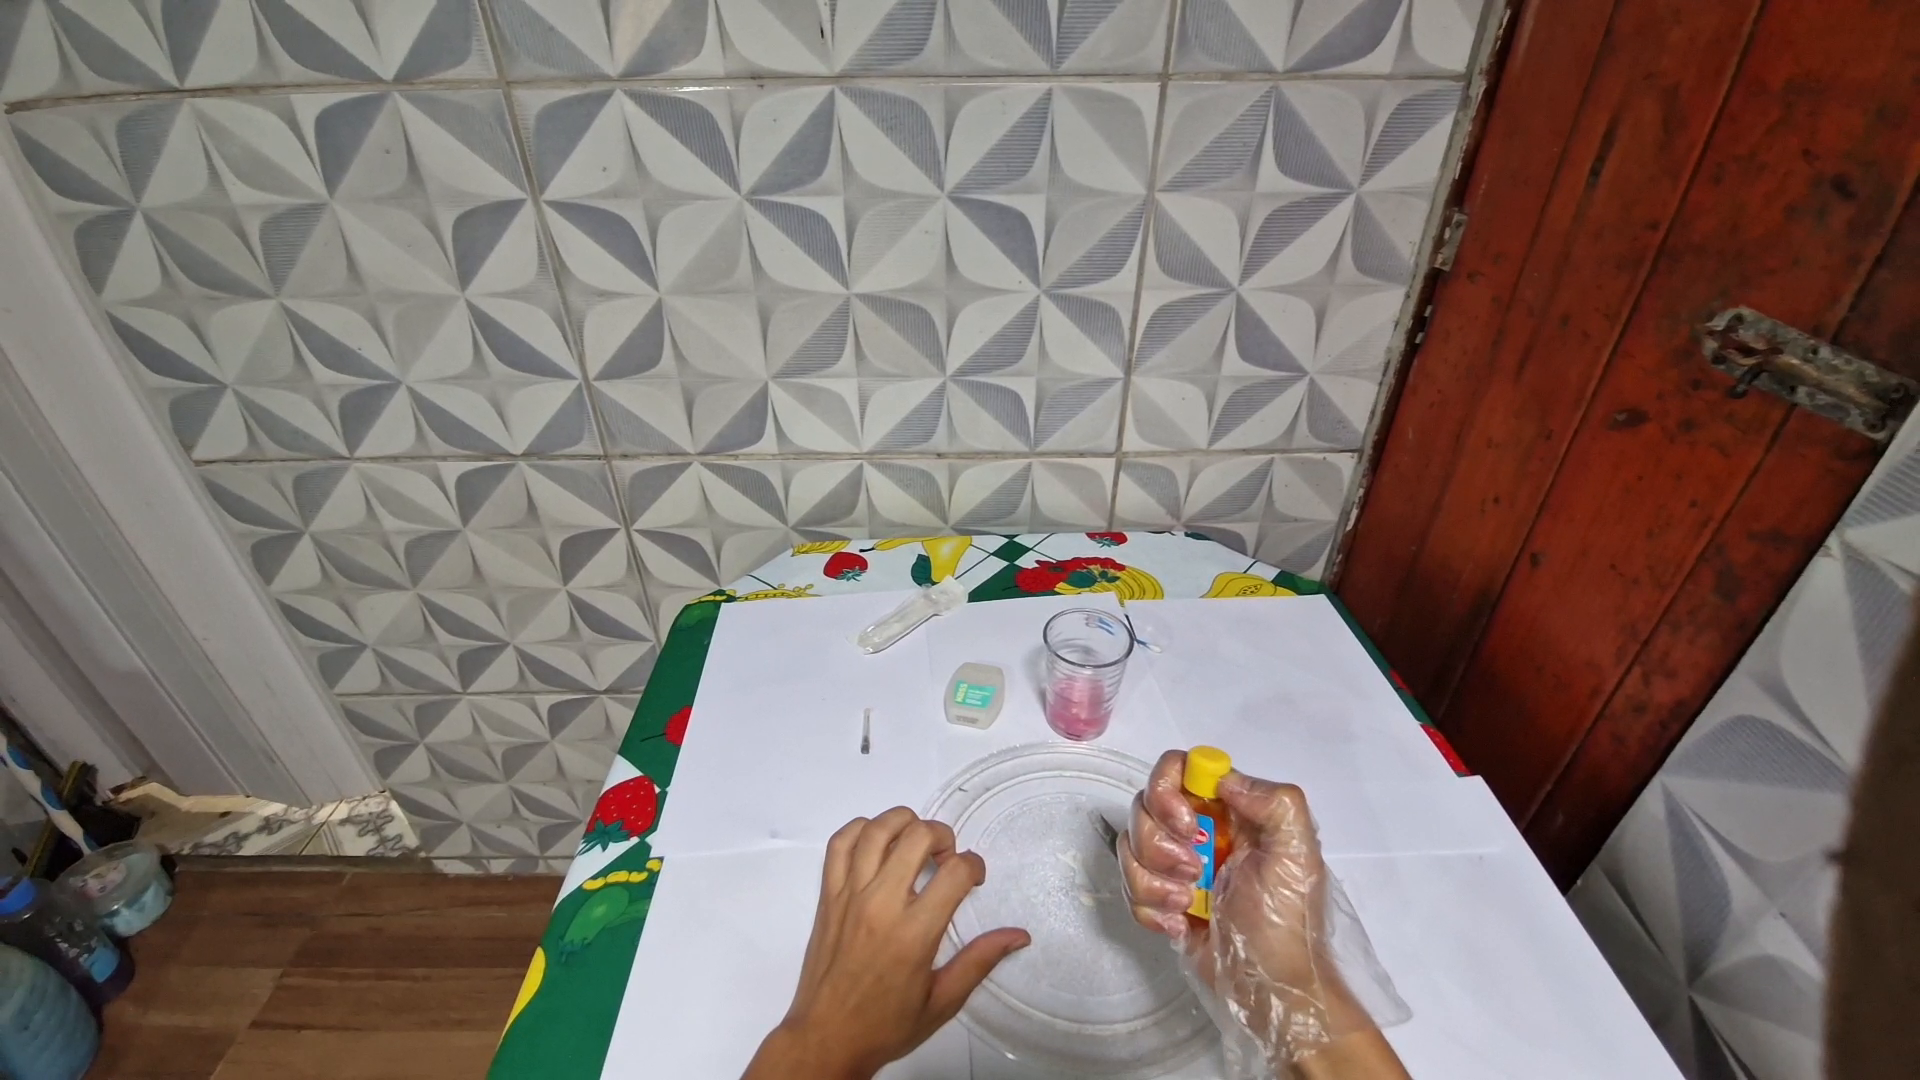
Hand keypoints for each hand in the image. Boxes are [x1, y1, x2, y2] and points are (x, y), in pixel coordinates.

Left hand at [742, 808, 1029, 1079]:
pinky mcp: (828, 894)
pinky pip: (840, 843)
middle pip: (917, 836)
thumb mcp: (942, 1001)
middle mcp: (881, 904)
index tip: (974, 876)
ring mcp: (850, 895)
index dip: (974, 865)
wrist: (826, 1039)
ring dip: (904, 823)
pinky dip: (861, 829)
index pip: (954, 872)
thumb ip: (980, 960)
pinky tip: (877, 842)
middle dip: (943, 835)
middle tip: (946, 857)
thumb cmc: (886, 1024)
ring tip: (915, 841)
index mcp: (914, 933)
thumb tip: (1018, 935)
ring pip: (877, 829)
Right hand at [1119, 751, 1407, 1077]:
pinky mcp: (1157, 896)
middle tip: (1194, 873)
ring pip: (1129, 844)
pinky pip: (1127, 885)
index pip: (1178, 767)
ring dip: (1154, 879)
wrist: (1271, 991)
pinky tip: (1179, 924)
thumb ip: (1275, 803)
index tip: (1188, 826)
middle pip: (1143, 804)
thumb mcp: (1298, 855)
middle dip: (1160, 843)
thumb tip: (1223, 779)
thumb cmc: (1287, 921)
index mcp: (1228, 808)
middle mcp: (1196, 827)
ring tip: (1187, 904)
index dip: (1168, 789)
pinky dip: (1148, 907)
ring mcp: (1173, 862)